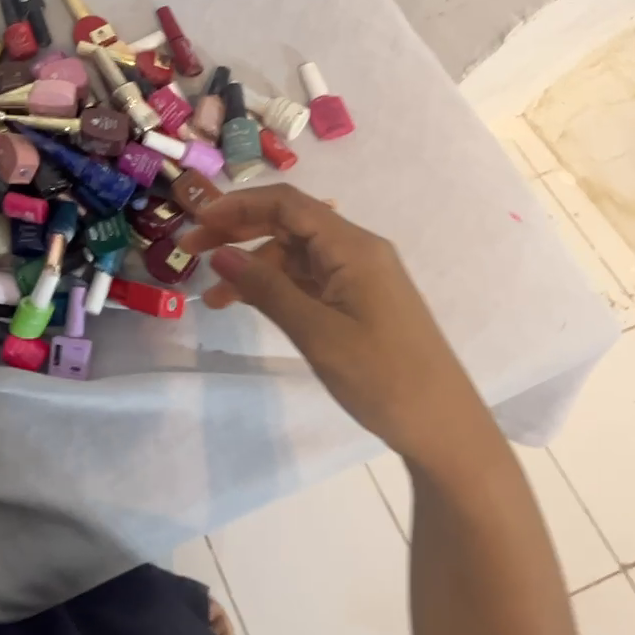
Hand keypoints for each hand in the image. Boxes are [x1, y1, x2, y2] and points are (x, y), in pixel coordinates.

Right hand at [181, 184, 492, 466]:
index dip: (237, 205)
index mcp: (353, 247)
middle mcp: (356, 251)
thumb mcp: (316, 332)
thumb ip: (266, 288)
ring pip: (292, 253)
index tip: (196, 222)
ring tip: (211, 295)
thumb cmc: (383, 378)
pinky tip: (244, 304)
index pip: (286, 203)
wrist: (445, 431)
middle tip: (189, 250)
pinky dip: (272, 286)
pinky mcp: (357, 301)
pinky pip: (305, 279)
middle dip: (236, 230)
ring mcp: (358, 277)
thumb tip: (220, 253)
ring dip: (251, 265)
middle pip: (287, 223)